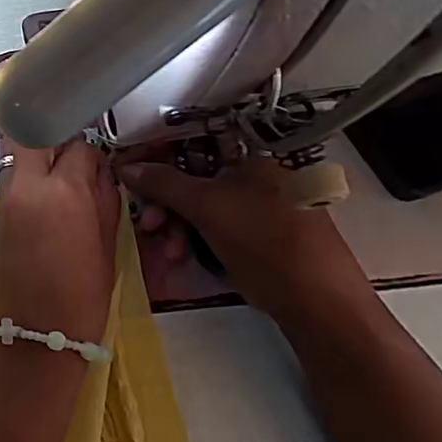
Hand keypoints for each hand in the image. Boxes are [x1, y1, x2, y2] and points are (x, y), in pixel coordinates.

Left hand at [0, 138, 120, 346]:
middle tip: (74, 159)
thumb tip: (100, 174)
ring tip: (62, 180)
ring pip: (18, 156)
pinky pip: (12, 182)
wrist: (35, 339)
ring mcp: (5, 202)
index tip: (101, 168)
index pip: (79, 147)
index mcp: (63, 192)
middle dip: (54, 137)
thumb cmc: (81, 299)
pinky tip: (47, 202)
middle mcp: (27, 187)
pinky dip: (28, 180)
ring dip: (38, 157)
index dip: (94, 155)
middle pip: (33, 135)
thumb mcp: (107, 246)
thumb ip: (105, 200)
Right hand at [118, 155, 374, 329]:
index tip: (131, 173)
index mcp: (250, 157)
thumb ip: (165, 183)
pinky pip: (211, 231)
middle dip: (165, 203)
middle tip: (148, 223)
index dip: (159, 156)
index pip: (194, 143)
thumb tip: (127, 166)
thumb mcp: (209, 206)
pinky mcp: (253, 240)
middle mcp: (253, 179)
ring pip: (199, 210)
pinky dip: (194, 242)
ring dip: (176, 228)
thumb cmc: (265, 241)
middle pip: (192, 180)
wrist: (315, 298)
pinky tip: (185, 258)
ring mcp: (255, 210)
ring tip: (171, 252)